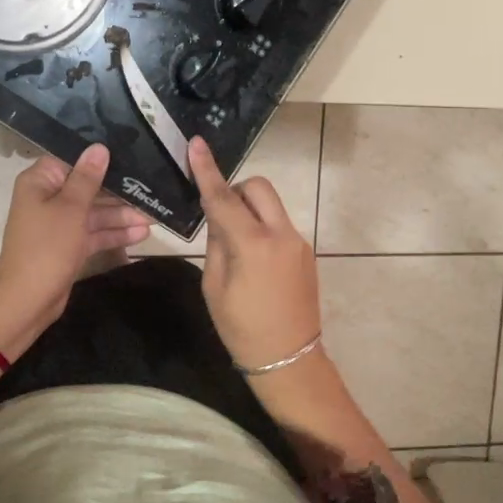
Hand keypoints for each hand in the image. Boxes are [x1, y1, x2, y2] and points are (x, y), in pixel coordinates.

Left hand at [0, 144, 149, 346]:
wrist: (27, 299)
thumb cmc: (47, 246)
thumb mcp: (70, 208)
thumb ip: (88, 178)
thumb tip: (99, 147)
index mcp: (40, 181)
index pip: (72, 160)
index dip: (100, 158)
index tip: (131, 152)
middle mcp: (48, 198)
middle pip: (88, 187)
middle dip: (119, 191)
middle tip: (153, 188)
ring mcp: (59, 224)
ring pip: (94, 212)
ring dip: (122, 215)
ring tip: (155, 216)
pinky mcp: (69, 246)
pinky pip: (94, 233)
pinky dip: (114, 234)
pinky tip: (142, 233)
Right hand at [191, 135, 321, 369]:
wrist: (288, 358)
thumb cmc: (241, 328)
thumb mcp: (214, 286)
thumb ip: (216, 244)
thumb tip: (219, 218)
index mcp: (253, 244)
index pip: (223, 197)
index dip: (207, 170)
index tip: (196, 144)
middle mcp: (281, 235)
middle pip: (257, 188)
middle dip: (235, 190)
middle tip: (218, 214)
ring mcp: (298, 242)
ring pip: (270, 206)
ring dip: (249, 211)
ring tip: (233, 246)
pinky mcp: (306, 252)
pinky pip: (278, 225)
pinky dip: (261, 228)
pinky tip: (251, 261)